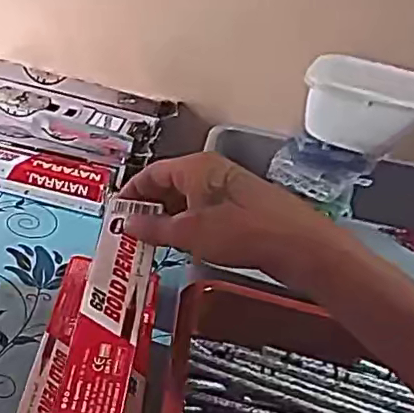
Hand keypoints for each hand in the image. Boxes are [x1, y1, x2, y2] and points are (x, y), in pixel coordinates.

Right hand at [119, 152, 352, 273]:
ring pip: (186, 199)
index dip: (130, 194)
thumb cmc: (241, 233)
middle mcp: (211, 171)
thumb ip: (153, 228)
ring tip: (153, 242)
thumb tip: (127, 224)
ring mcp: (229, 187)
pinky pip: (204, 209)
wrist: (297, 245)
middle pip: (168, 184)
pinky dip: (188, 224)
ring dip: (168, 218)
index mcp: (195, 167)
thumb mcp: (188, 233)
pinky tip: (184, 244)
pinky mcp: (242, 205)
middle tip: (131, 233)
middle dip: (147, 208)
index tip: (116, 215)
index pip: (150, 173)